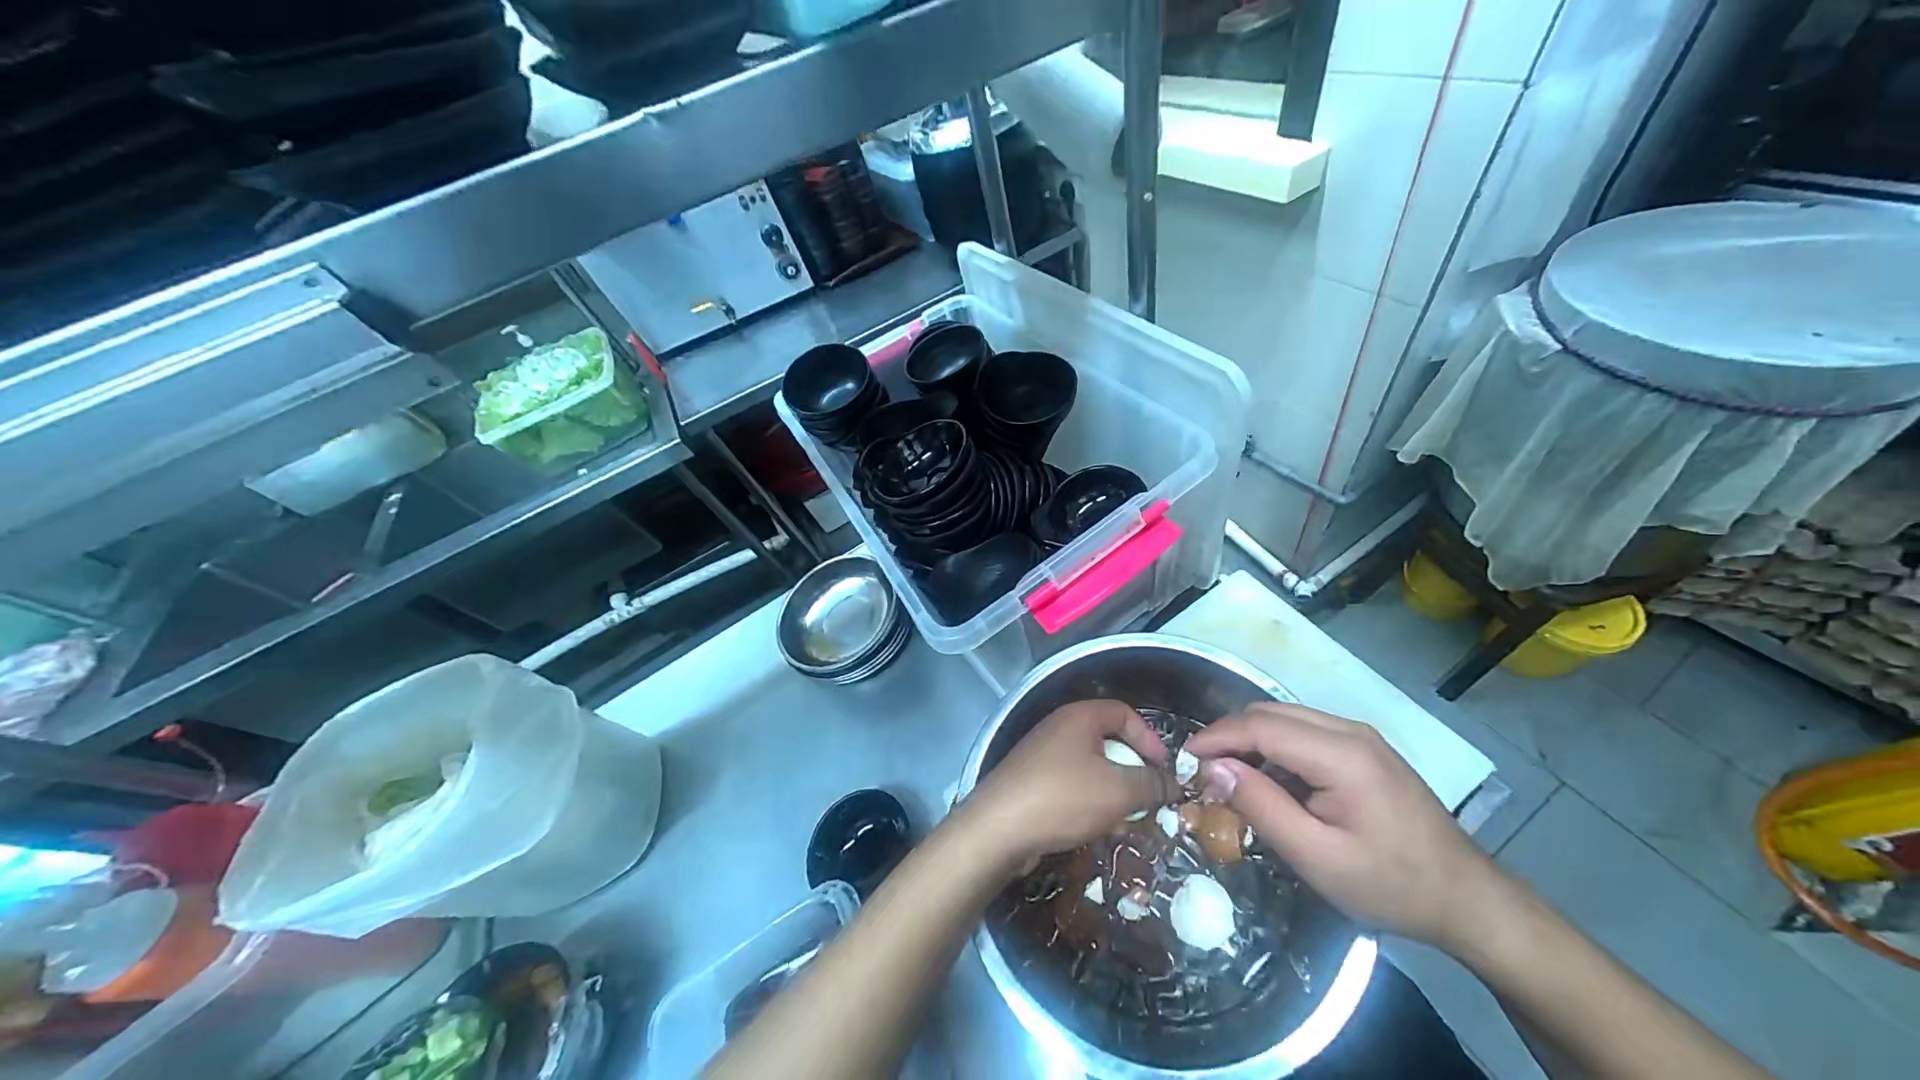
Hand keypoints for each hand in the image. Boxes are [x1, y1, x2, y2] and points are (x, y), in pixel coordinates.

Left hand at [958, 699, 1177, 869]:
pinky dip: (1092, 804)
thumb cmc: (1062, 797)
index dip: (1148, 738)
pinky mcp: (1033, 784)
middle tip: (1149, 799)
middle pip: (1108, 742)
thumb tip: (1173, 784)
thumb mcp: (1117, 790)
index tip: (1164, 769)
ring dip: (1115, 793)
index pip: (1123, 713)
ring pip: (1092, 769)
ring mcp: (1043, 757)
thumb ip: (1150, 784)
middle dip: (1133, 772)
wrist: (998, 829)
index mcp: (1078, 718)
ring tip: (1130, 822)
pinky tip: (1103, 830)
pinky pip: (1073, 788)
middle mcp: (1059, 730)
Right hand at [1183, 702, 1502, 947]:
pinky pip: (1305, 733)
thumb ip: (1261, 806)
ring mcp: (1360, 738)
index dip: (1215, 737)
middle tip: (1201, 771)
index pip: (1260, 725)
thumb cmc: (1390, 884)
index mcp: (1341, 754)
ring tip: (1228, 777)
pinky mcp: (1365, 750)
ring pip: (1285, 718)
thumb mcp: (1316, 856)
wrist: (1468, 901)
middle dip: (1229, 736)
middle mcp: (1350, 731)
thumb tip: (1212, 768)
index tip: (1183, 759)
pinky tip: (1269, 781)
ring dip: (1250, 740)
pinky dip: (1275, 748)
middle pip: (1270, 713)